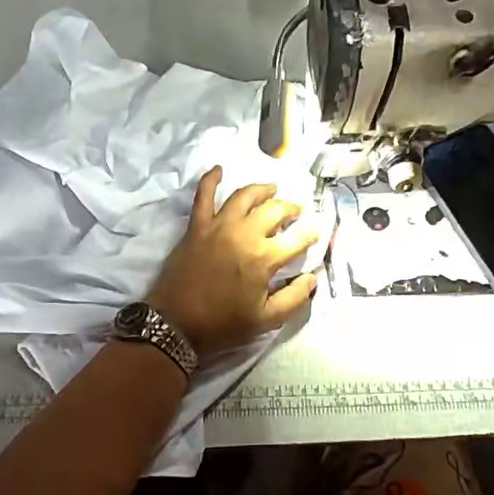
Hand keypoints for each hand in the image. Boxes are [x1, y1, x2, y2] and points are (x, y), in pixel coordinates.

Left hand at [146, 167, 319, 362]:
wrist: (176, 324)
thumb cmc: (223, 324)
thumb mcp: (267, 320)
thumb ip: (294, 298)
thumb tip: (312, 278)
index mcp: (265, 258)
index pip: (298, 238)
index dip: (312, 234)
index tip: (317, 232)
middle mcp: (245, 234)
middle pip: (275, 210)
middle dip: (291, 208)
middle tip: (297, 211)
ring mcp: (218, 226)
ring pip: (244, 196)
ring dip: (262, 190)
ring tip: (272, 189)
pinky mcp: (196, 227)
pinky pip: (203, 196)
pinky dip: (210, 180)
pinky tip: (219, 170)